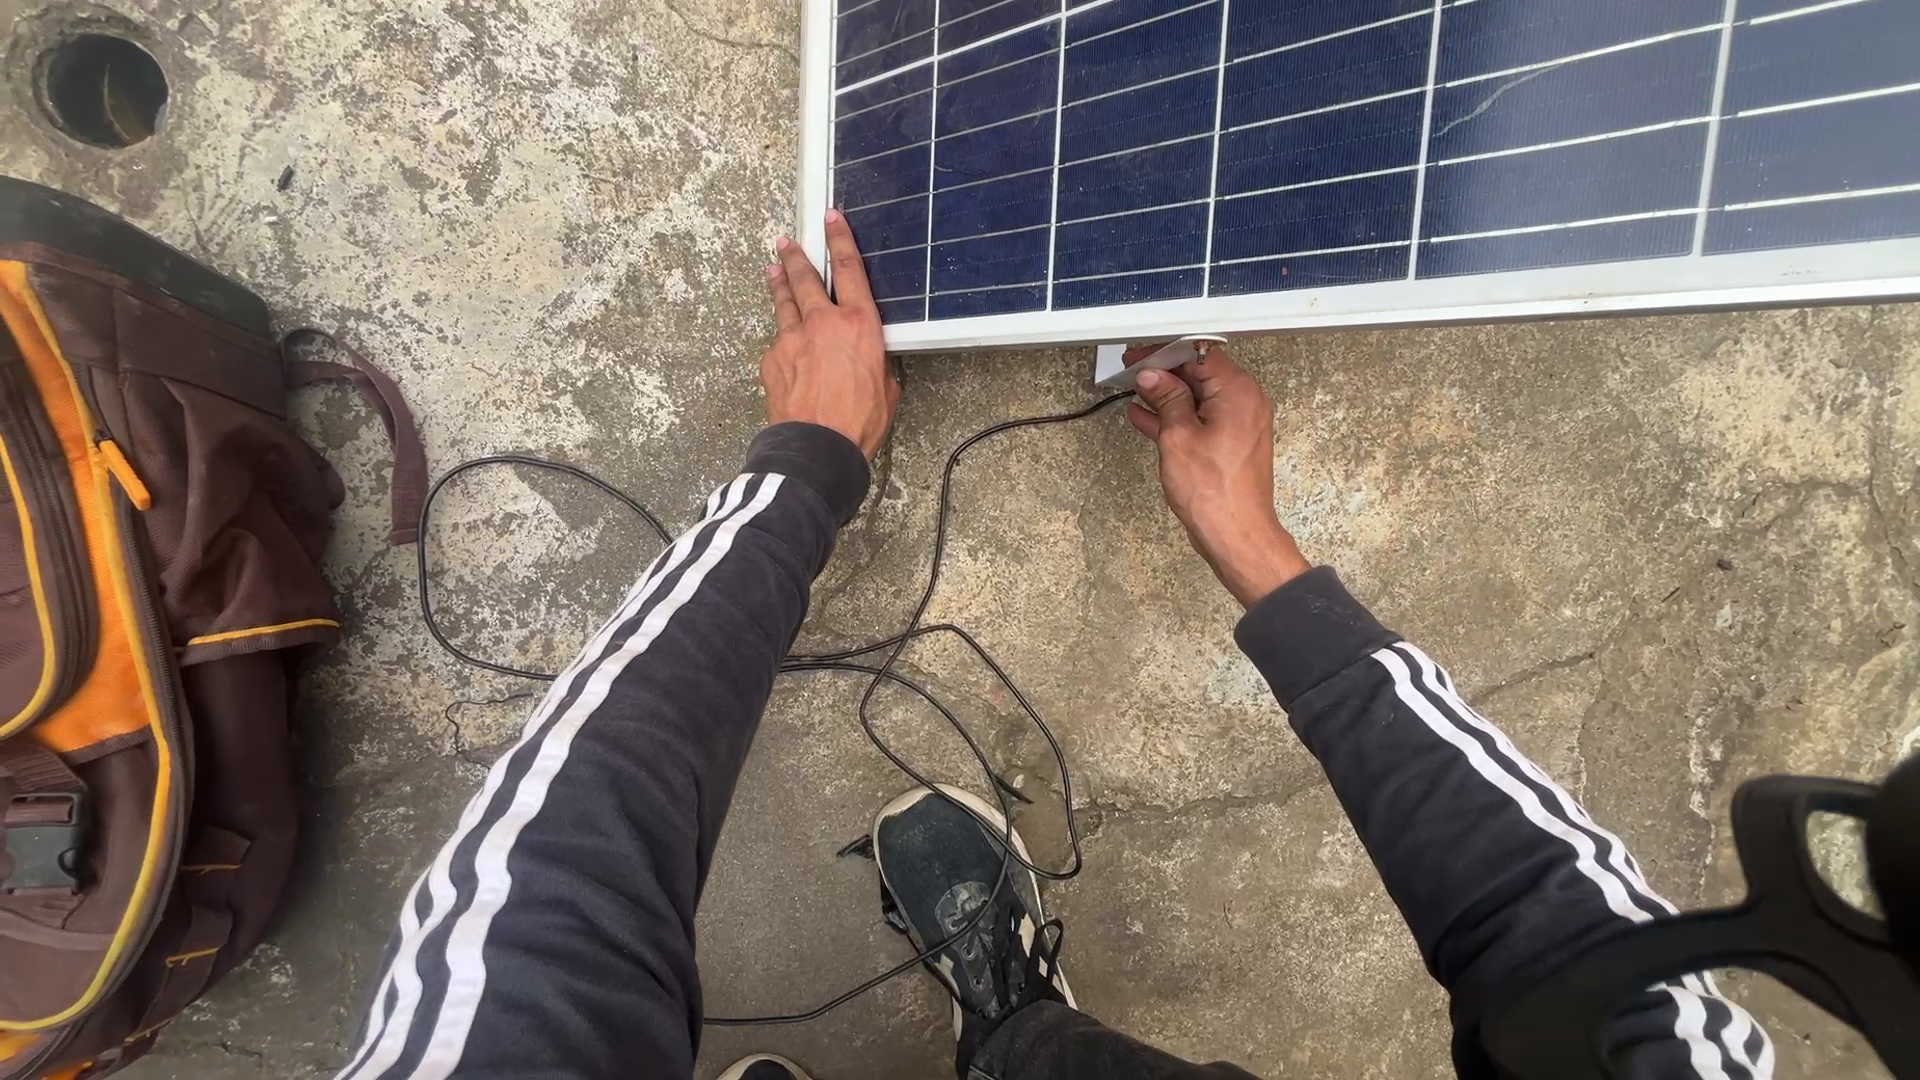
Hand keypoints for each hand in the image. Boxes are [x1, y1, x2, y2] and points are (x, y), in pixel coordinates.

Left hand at [762, 210, 898, 458]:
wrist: (817, 449)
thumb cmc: (857, 424)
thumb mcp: (886, 392)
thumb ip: (878, 366)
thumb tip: (872, 364)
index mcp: (860, 327)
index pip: (850, 270)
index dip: (840, 239)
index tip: (831, 218)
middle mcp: (823, 324)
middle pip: (805, 278)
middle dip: (796, 257)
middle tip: (786, 243)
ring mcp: (792, 339)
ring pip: (783, 303)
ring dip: (779, 284)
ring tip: (772, 270)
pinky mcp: (772, 360)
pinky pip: (776, 342)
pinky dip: (779, 340)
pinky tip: (781, 346)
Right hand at [1126, 345, 1310, 607]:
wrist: (1234, 534)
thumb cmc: (1214, 493)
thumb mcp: (1178, 436)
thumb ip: (1166, 400)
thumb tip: (1152, 377)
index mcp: (1238, 392)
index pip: (1198, 354)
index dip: (1165, 352)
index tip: (1140, 354)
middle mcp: (1243, 403)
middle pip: (1199, 374)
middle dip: (1164, 371)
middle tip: (1132, 369)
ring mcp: (1237, 425)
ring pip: (1196, 398)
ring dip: (1165, 394)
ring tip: (1133, 389)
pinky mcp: (1227, 444)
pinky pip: (1198, 420)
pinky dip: (1174, 417)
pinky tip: (1144, 416)